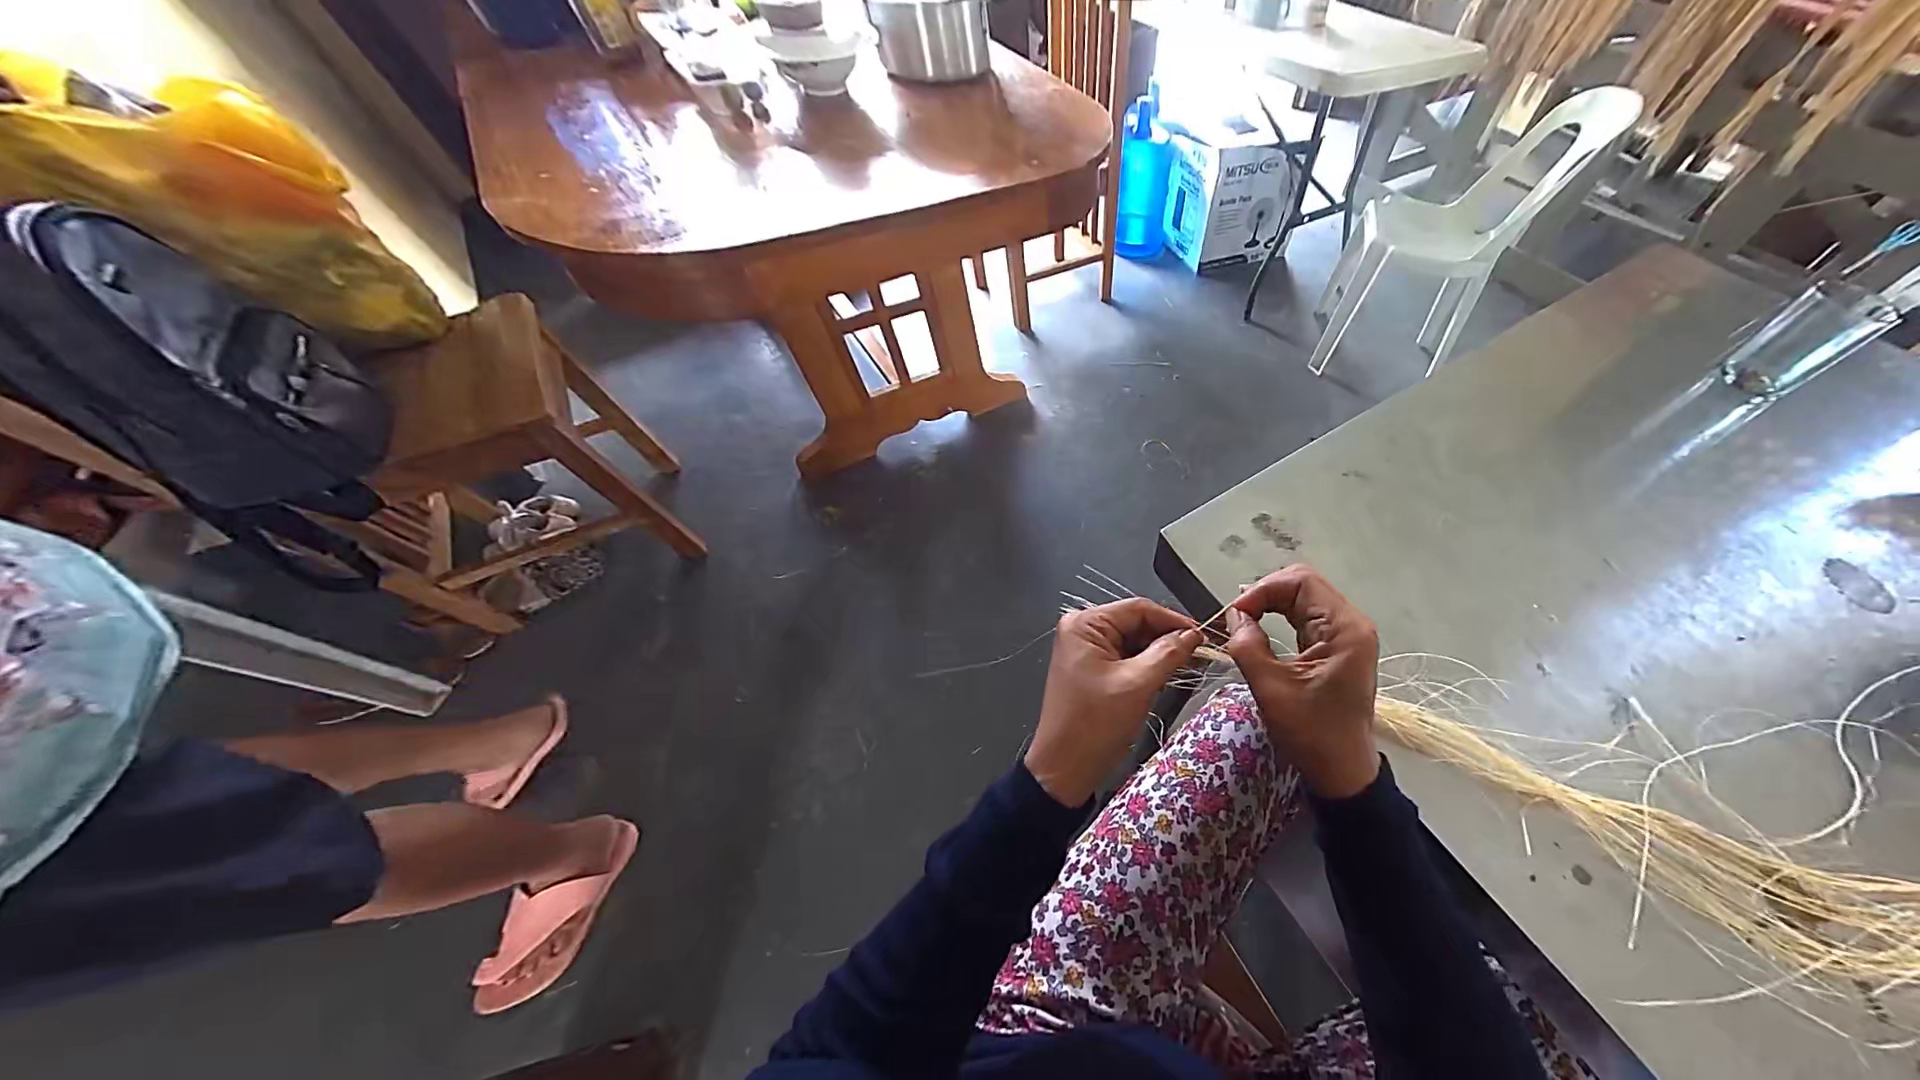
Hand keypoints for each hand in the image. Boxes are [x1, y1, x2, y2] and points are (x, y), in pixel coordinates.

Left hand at [1025, 598, 1203, 805]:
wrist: (1065, 766)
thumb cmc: (1093, 725)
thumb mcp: (1138, 684)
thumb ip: (1168, 653)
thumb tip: (1192, 635)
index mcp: (1084, 624)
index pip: (1138, 608)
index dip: (1174, 619)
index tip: (1203, 634)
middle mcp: (1081, 630)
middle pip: (1135, 622)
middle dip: (1167, 637)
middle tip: (1199, 653)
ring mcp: (1085, 650)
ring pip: (1133, 640)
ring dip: (1159, 652)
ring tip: (1187, 666)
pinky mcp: (1091, 668)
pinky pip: (1125, 657)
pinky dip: (1146, 665)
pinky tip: (1165, 675)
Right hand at [1225, 565, 1381, 797]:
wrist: (1341, 770)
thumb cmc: (1311, 732)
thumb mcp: (1270, 688)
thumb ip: (1247, 644)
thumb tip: (1234, 617)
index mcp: (1344, 629)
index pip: (1300, 581)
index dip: (1261, 590)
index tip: (1235, 615)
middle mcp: (1351, 624)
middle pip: (1302, 584)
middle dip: (1264, 594)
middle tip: (1236, 618)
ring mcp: (1347, 635)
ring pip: (1302, 597)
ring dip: (1270, 604)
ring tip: (1243, 624)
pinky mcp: (1337, 646)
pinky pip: (1305, 616)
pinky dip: (1279, 616)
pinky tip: (1260, 630)